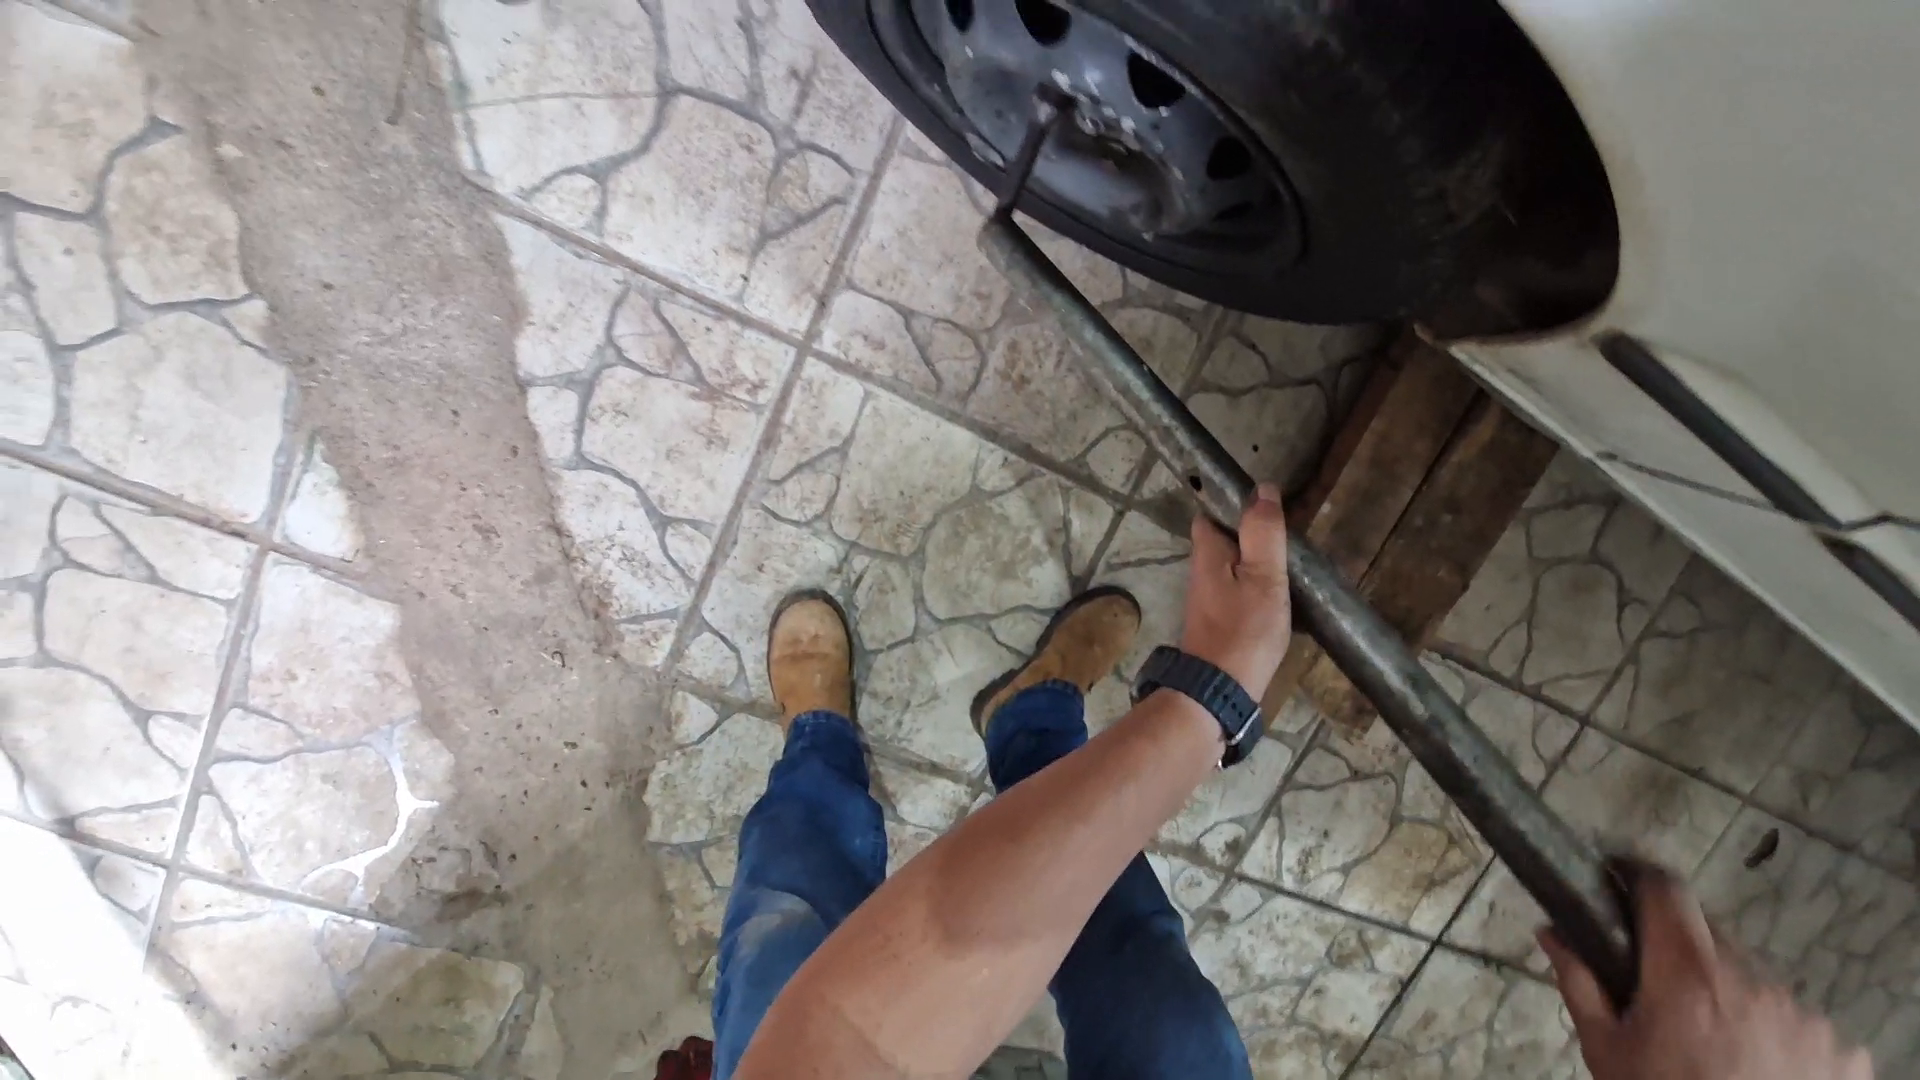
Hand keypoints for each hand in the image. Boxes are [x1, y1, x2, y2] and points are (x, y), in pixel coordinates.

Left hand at [1179, 483, 1290, 693]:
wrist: (1220, 690)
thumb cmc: (1243, 629)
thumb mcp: (1263, 576)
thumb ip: (1263, 533)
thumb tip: (1263, 489)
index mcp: (1206, 553)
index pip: (1211, 513)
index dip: (1233, 503)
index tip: (1267, 502)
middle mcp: (1201, 571)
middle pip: (1225, 539)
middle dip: (1252, 533)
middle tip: (1290, 531)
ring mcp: (1209, 598)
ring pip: (1235, 566)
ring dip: (1258, 561)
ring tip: (1295, 559)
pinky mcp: (1220, 620)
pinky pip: (1241, 591)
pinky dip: (1259, 588)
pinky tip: (1285, 594)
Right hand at [1541, 866, 1874, 1079]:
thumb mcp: (1606, 1047)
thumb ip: (1577, 981)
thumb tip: (1548, 930)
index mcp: (1686, 974)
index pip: (1666, 890)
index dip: (1639, 874)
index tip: (1618, 875)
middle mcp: (1752, 982)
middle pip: (1708, 932)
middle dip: (1677, 942)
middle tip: (1655, 979)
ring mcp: (1806, 1017)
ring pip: (1752, 972)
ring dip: (1725, 983)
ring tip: (1707, 1028)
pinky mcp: (1845, 1051)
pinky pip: (1796, 1013)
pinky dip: (1769, 1021)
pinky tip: (1752, 1054)